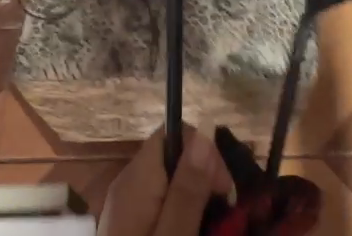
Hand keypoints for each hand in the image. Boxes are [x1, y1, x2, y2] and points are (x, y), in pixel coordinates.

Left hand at [97, 124, 233, 235]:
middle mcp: (128, 185)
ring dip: (195, 198)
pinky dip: (181, 212)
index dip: (204, 152)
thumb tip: (205, 126)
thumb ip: (188, 187)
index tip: (223, 191)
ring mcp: (126, 207)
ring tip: (212, 227)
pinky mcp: (129, 226)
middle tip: (225, 215)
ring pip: (170, 181)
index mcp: (136, 180)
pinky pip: (160, 202)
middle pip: (173, 157)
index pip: (174, 133)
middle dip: (204, 178)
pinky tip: (192, 232)